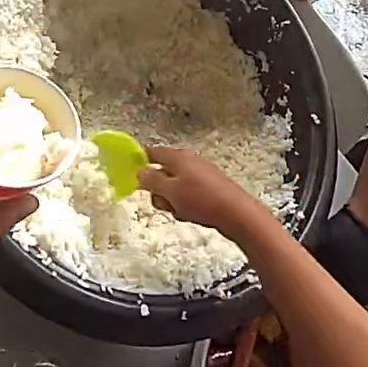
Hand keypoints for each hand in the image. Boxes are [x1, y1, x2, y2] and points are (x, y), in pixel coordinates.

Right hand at [139, 147, 273, 241]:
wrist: (236, 213)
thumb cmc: (201, 200)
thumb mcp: (170, 191)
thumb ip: (152, 180)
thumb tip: (139, 171)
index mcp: (178, 157)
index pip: (153, 152)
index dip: (141, 161)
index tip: (132, 175)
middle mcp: (190, 161)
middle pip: (163, 172)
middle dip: (159, 190)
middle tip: (165, 202)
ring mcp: (201, 174)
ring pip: (175, 186)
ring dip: (172, 200)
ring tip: (181, 210)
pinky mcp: (210, 187)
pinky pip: (188, 194)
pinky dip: (185, 204)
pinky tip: (192, 214)